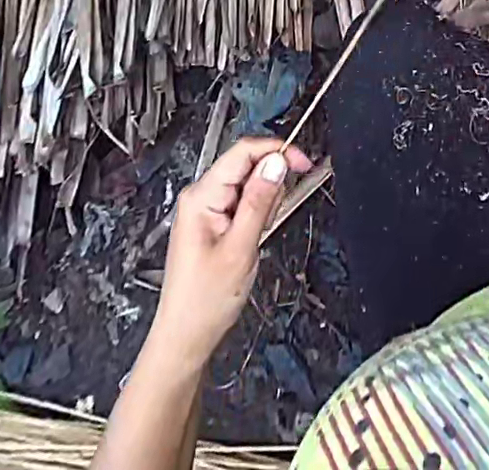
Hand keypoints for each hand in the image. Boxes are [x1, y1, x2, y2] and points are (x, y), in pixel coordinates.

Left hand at [146, 138, 313, 366]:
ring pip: (248, 182)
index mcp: (201, 196)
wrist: (186, 337)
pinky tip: (253, 236)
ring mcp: (206, 207)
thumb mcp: (240, 248)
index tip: (303, 162)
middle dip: (270, 183)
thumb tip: (276, 162)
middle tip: (273, 215)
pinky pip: (243, 200)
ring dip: (264, 201)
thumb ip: (259, 201)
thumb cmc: (205, 301)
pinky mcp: (213, 219)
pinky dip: (257, 213)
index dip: (276, 150)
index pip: (243, 152)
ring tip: (258, 233)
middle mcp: (201, 195)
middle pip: (247, 164)